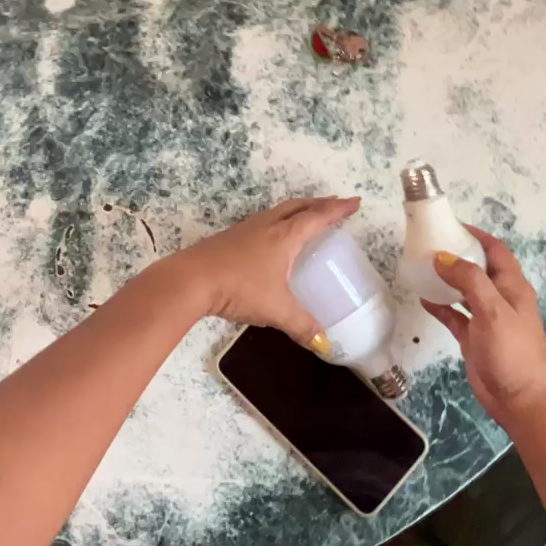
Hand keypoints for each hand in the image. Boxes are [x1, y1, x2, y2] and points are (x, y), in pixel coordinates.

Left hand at [147, 196, 360, 348]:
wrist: (191, 279)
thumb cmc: (239, 288)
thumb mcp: (275, 309)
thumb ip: (302, 325)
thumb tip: (324, 343)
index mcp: (284, 236)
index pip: (317, 217)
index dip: (338, 209)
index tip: (354, 201)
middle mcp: (267, 225)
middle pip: (298, 206)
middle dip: (319, 204)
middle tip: (336, 205)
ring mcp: (246, 229)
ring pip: (279, 211)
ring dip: (297, 210)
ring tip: (307, 217)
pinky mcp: (230, 238)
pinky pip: (264, 222)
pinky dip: (278, 222)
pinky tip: (274, 238)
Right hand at [422, 226, 545, 430]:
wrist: (519, 400)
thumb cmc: (512, 351)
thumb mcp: (493, 310)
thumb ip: (469, 280)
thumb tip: (443, 256)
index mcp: (512, 287)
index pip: (496, 251)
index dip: (477, 235)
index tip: (451, 225)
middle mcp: (500, 298)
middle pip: (478, 267)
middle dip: (457, 254)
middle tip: (429, 243)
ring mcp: (486, 318)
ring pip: (464, 290)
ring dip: (446, 278)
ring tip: (422, 265)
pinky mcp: (473, 336)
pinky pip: (454, 314)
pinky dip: (440, 305)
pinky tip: (423, 298)